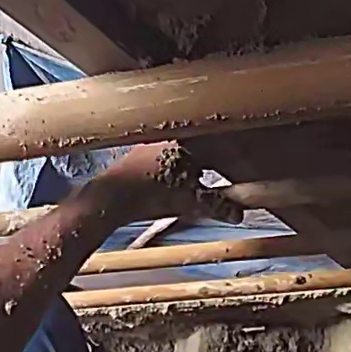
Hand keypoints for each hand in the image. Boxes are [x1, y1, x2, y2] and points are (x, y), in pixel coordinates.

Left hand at [86, 142, 240, 222]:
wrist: (111, 198)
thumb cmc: (152, 195)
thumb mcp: (191, 202)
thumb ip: (217, 206)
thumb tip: (239, 215)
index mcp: (185, 142)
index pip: (212, 144)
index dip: (224, 156)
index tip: (231, 165)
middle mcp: (166, 136)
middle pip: (193, 146)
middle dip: (203, 160)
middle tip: (211, 175)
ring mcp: (147, 144)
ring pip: (174, 152)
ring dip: (183, 164)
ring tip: (188, 181)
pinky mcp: (132, 156)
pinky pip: (157, 159)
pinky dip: (165, 168)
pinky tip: (164, 182)